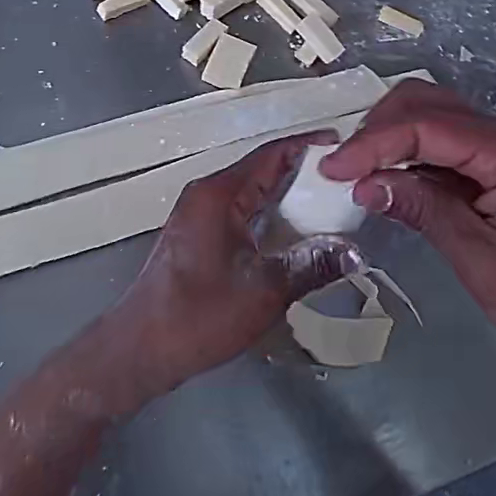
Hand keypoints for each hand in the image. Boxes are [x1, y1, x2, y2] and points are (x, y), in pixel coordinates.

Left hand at [106, 131, 356, 396]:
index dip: (307, 146)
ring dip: (288, 194)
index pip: (270, 154)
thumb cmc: (197, 315)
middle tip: (344, 178)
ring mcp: (199, 214)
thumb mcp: (263, 291)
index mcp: (218, 194)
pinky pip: (243, 210)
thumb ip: (312, 265)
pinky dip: (271, 213)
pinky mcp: (199, 235)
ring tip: (330, 202)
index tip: (341, 144)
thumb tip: (355, 252)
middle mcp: (207, 194)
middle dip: (303, 171)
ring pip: (253, 191)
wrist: (140, 350)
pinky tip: (296, 231)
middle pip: (262, 169)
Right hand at [319, 80, 495, 375]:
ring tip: (362, 173)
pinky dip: (417, 151)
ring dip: (395, 135)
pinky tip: (397, 178)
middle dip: (379, 127)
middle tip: (344, 168)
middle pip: (429, 101)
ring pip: (439, 113)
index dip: (372, 143)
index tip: (331, 170)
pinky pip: (453, 140)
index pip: (425, 125)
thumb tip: (365, 184)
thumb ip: (424, 212)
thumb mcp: (484, 265)